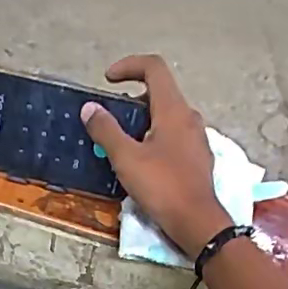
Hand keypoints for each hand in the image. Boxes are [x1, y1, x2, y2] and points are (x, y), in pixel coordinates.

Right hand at [80, 54, 234, 257]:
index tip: (108, 79)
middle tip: (112, 120)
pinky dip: (155, 139)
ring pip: (167, 118)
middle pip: (160, 94)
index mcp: (173, 109)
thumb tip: (90, 108)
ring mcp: (197, 139)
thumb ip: (106, 131)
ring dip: (143, 122)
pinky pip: (174, 138)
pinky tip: (143, 164)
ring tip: (124, 145)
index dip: (129, 66)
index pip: (153, 69)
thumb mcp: (126, 159)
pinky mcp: (197, 159)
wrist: (196, 221)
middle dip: (133, 100)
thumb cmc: (162, 187)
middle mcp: (189, 117)